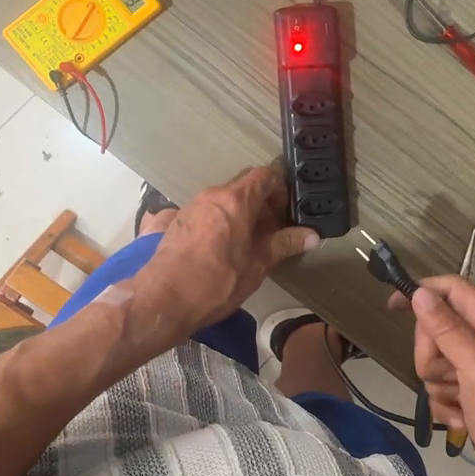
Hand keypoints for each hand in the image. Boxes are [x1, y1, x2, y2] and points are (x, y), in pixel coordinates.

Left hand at [132, 167, 318, 344]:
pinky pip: (208, 212)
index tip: (286, 215)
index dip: (281, 191)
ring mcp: (192, 206)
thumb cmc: (215, 282)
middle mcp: (212, 195)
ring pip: (225, 200)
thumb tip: (312, 235)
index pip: (265, 175)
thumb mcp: (257, 265)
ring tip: (250, 245)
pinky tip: (224, 250)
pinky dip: (222, 222)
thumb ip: (284, 244)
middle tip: (272, 233)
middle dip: (263, 205)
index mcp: (236, 200)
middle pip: (244, 186)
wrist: (163, 300)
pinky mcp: (178, 221)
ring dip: (242, 214)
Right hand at [393, 278, 474, 475]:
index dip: (422, 292)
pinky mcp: (472, 391)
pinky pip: (440, 386)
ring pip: (434, 361)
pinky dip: (446, 404)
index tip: (393, 306)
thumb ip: (448, 330)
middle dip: (433, 358)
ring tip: (464, 405)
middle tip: (451, 379)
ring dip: (440, 387)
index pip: (451, 289)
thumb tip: (420, 293)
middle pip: (436, 328)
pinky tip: (464, 419)